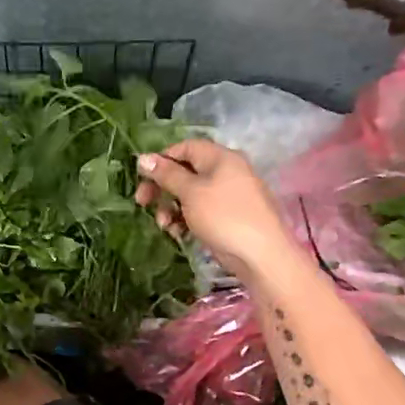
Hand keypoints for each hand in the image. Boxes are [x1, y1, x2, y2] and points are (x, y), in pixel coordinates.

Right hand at [135, 139, 301, 279]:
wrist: (262, 256)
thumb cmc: (224, 216)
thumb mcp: (190, 192)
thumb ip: (166, 174)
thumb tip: (142, 157)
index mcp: (220, 158)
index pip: (184, 148)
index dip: (161, 160)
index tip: (142, 178)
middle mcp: (225, 171)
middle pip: (185, 171)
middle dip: (162, 188)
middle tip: (143, 203)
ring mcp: (228, 195)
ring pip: (190, 193)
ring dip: (171, 207)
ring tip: (164, 225)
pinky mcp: (228, 216)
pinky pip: (200, 210)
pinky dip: (185, 218)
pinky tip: (177, 233)